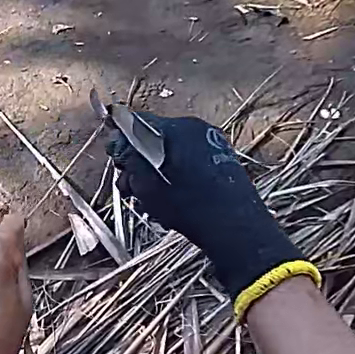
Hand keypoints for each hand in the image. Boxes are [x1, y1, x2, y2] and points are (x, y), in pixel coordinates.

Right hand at [107, 112, 300, 295]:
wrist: (237, 230)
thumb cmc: (190, 208)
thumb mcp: (148, 185)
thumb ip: (130, 159)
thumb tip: (117, 142)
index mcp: (178, 129)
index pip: (136, 122)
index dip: (121, 142)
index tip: (117, 163)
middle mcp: (196, 128)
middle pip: (153, 136)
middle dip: (137, 160)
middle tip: (129, 188)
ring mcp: (211, 142)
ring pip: (168, 150)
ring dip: (153, 170)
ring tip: (147, 199)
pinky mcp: (220, 157)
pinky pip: (185, 157)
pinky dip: (171, 172)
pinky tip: (168, 197)